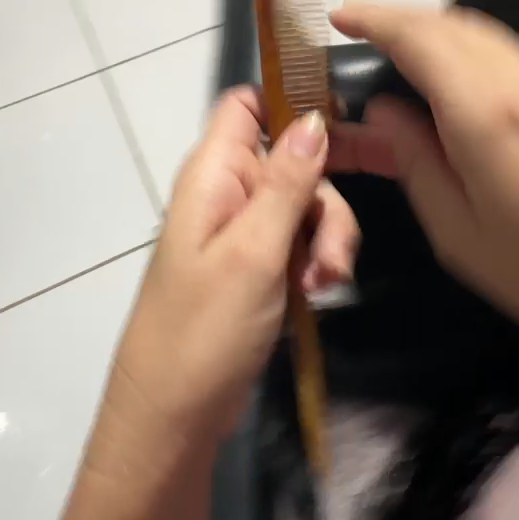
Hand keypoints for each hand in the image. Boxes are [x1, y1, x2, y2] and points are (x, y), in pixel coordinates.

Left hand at [107, 89, 358, 443]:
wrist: (173, 419)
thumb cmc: (204, 328)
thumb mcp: (253, 251)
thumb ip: (287, 181)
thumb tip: (314, 115)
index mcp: (214, 171)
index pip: (248, 103)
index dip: (293, 100)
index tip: (345, 124)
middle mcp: (228, 190)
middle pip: (294, 158)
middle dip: (325, 198)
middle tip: (336, 248)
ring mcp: (243, 229)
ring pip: (305, 204)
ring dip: (327, 237)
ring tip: (324, 283)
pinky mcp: (257, 264)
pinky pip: (299, 240)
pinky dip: (317, 260)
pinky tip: (318, 293)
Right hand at [329, 0, 518, 394]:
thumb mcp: (459, 232)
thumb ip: (415, 159)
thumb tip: (384, 110)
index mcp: (486, 112)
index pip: (418, 37)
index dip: (373, 19)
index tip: (337, 15)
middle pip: (447, 22)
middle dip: (397, 17)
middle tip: (356, 30)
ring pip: (478, 30)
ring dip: (431, 28)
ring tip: (392, 48)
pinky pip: (503, 49)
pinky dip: (463, 44)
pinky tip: (446, 71)